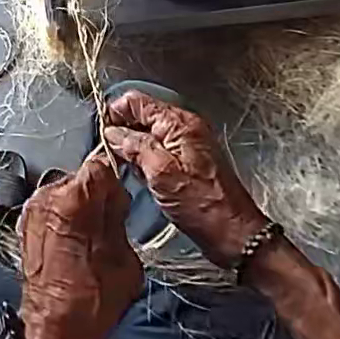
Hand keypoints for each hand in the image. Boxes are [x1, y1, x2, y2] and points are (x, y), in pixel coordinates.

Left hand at [17, 153, 141, 338]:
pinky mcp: (25, 220)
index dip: (113, 181)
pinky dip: (64, 215)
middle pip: (81, 177)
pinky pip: (51, 205)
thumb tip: (115, 199)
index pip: (98, 166)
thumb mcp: (123, 261)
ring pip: (66, 189)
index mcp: (72, 204)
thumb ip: (118, 220)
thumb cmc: (87, 305)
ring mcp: (33, 208)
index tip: (118, 195)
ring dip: (80, 205)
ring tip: (90, 236)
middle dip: (98, 195)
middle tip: (109, 221)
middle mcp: (47, 199)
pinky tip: (73, 242)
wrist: (52, 329)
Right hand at [101, 91, 270, 267]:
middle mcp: (183, 127)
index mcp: (178, 123)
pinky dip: (144, 158)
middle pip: (140, 115)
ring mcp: (186, 144)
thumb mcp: (161, 172)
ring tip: (127, 168)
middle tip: (113, 155)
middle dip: (122, 132)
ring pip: (146, 133)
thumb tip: (111, 132)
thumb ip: (134, 145)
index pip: (135, 101)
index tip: (103, 136)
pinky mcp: (187, 160)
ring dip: (132, 147)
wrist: (236, 238)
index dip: (114, 114)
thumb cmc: (202, 206)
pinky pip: (156, 149)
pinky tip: (141, 176)